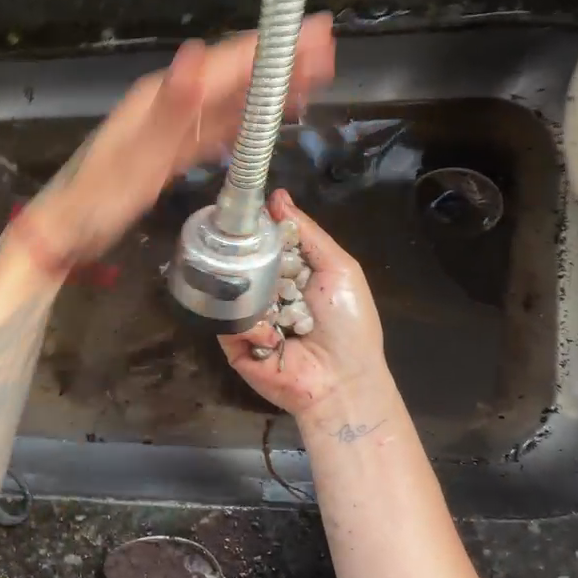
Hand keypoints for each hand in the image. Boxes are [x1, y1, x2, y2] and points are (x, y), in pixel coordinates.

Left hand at [15, 15, 335, 266]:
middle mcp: (170, 103)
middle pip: (233, 78)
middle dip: (278, 65)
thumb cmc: (99, 196)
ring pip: (228, 104)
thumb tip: (198, 54)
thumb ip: (171, 107)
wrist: (66, 230)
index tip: (317, 33)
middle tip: (328, 54)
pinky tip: (260, 126)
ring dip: (266, 94)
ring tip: (309, 84)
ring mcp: (170, 129)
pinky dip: (240, 126)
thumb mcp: (137, 155)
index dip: (272, 49)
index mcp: (164, 96)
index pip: (227, 63)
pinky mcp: (170, 154)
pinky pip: (214, 133)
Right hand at [219, 189, 386, 420]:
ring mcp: (246, 317)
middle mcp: (265, 292)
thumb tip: (277, 197)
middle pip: (241, 263)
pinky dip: (251, 327)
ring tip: (266, 302)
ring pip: (229, 291)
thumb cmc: (348, 323)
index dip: (253, 228)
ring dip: (247, 293)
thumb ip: (307, 233)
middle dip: (239, 255)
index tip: (239, 211)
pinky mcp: (233, 343)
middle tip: (234, 247)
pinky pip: (228, 323)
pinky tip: (271, 337)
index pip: (263, 243)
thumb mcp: (338, 268)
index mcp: (289, 274)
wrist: (342, 380)